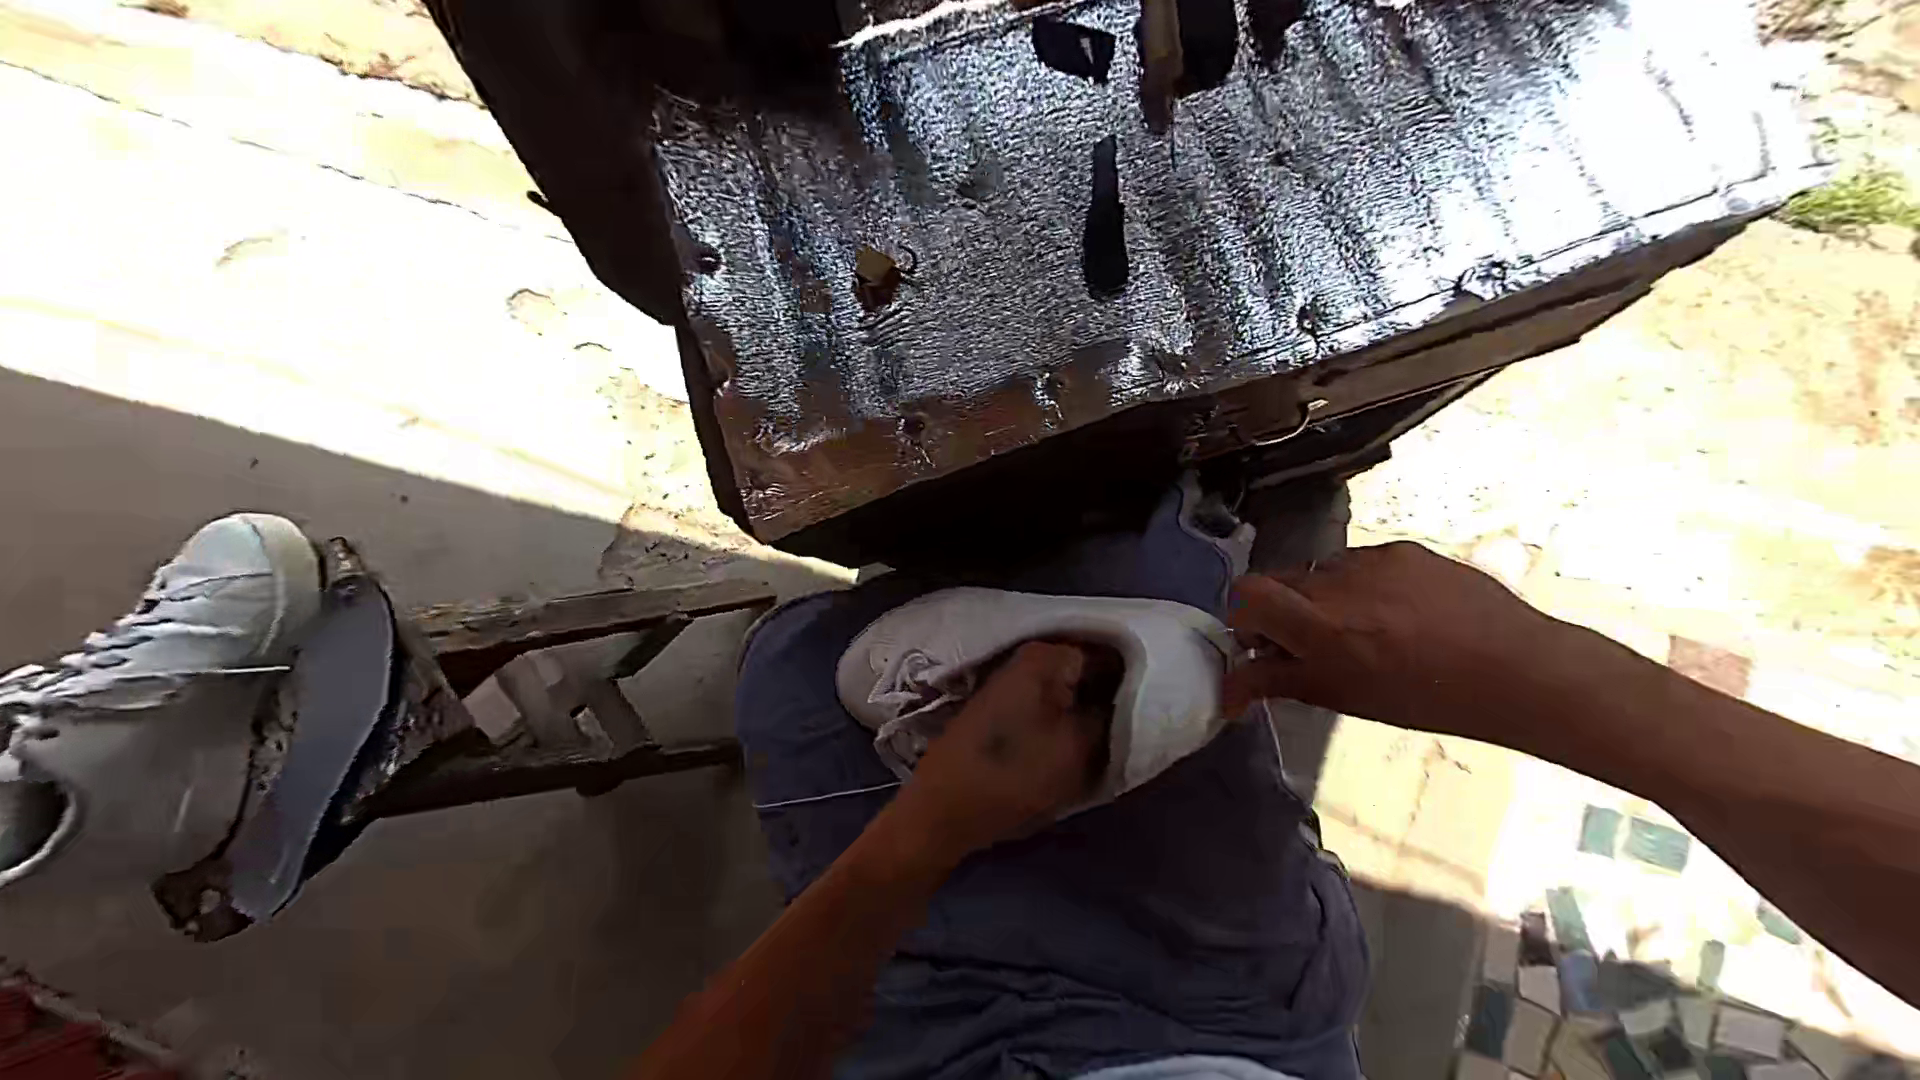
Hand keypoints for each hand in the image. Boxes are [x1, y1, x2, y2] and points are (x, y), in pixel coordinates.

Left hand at [887, 641, 1114, 861]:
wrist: (943, 810)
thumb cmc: (1014, 776)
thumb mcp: (1078, 750)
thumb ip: (1111, 715)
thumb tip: (1129, 697)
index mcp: (1047, 656)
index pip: (1109, 653)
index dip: (1135, 679)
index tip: (1153, 707)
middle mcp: (1027, 658)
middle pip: (1088, 668)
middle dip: (1111, 694)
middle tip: (1135, 726)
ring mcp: (1012, 682)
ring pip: (1068, 688)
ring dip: (1089, 709)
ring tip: (1111, 737)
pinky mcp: (1002, 706)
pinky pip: (1048, 702)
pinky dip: (1065, 718)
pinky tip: (1078, 741)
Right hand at [1224, 542, 1577, 740]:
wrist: (1521, 671)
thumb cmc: (1423, 697)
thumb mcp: (1338, 696)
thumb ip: (1274, 682)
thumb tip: (1225, 694)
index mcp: (1316, 623)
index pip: (1245, 593)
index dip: (1244, 616)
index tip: (1264, 643)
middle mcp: (1334, 581)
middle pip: (1279, 582)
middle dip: (1284, 611)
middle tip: (1315, 644)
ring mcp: (1371, 559)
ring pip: (1320, 574)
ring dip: (1324, 599)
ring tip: (1368, 629)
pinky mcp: (1403, 549)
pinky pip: (1360, 564)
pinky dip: (1363, 586)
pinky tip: (1400, 613)